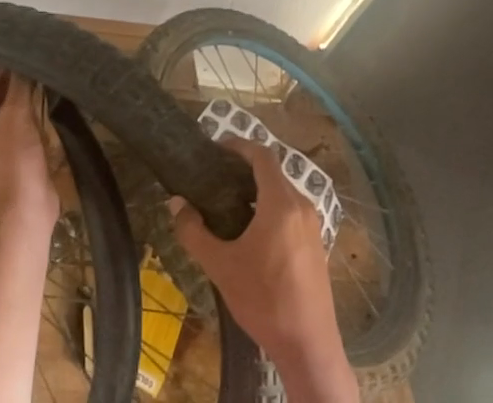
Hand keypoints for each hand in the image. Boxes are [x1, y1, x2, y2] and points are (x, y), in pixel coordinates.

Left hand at [0, 66, 59, 229]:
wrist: (27, 205)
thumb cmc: (14, 156)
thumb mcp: (16, 113)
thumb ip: (19, 83)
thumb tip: (23, 59)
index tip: (7, 55)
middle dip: (7, 81)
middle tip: (27, 62)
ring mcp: (0, 145)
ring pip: (8, 113)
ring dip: (21, 96)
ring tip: (39, 76)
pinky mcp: (18, 155)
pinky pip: (22, 127)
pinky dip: (31, 114)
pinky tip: (47, 102)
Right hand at [169, 138, 355, 401]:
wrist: (309, 346)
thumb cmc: (263, 300)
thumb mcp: (220, 265)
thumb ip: (193, 231)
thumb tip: (176, 203)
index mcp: (281, 204)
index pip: (262, 156)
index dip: (238, 146)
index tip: (214, 149)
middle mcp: (302, 207)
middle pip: (273, 173)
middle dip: (243, 170)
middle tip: (212, 177)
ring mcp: (313, 227)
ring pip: (282, 194)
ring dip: (256, 191)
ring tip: (225, 203)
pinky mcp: (316, 246)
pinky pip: (290, 212)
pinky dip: (269, 209)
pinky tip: (249, 232)